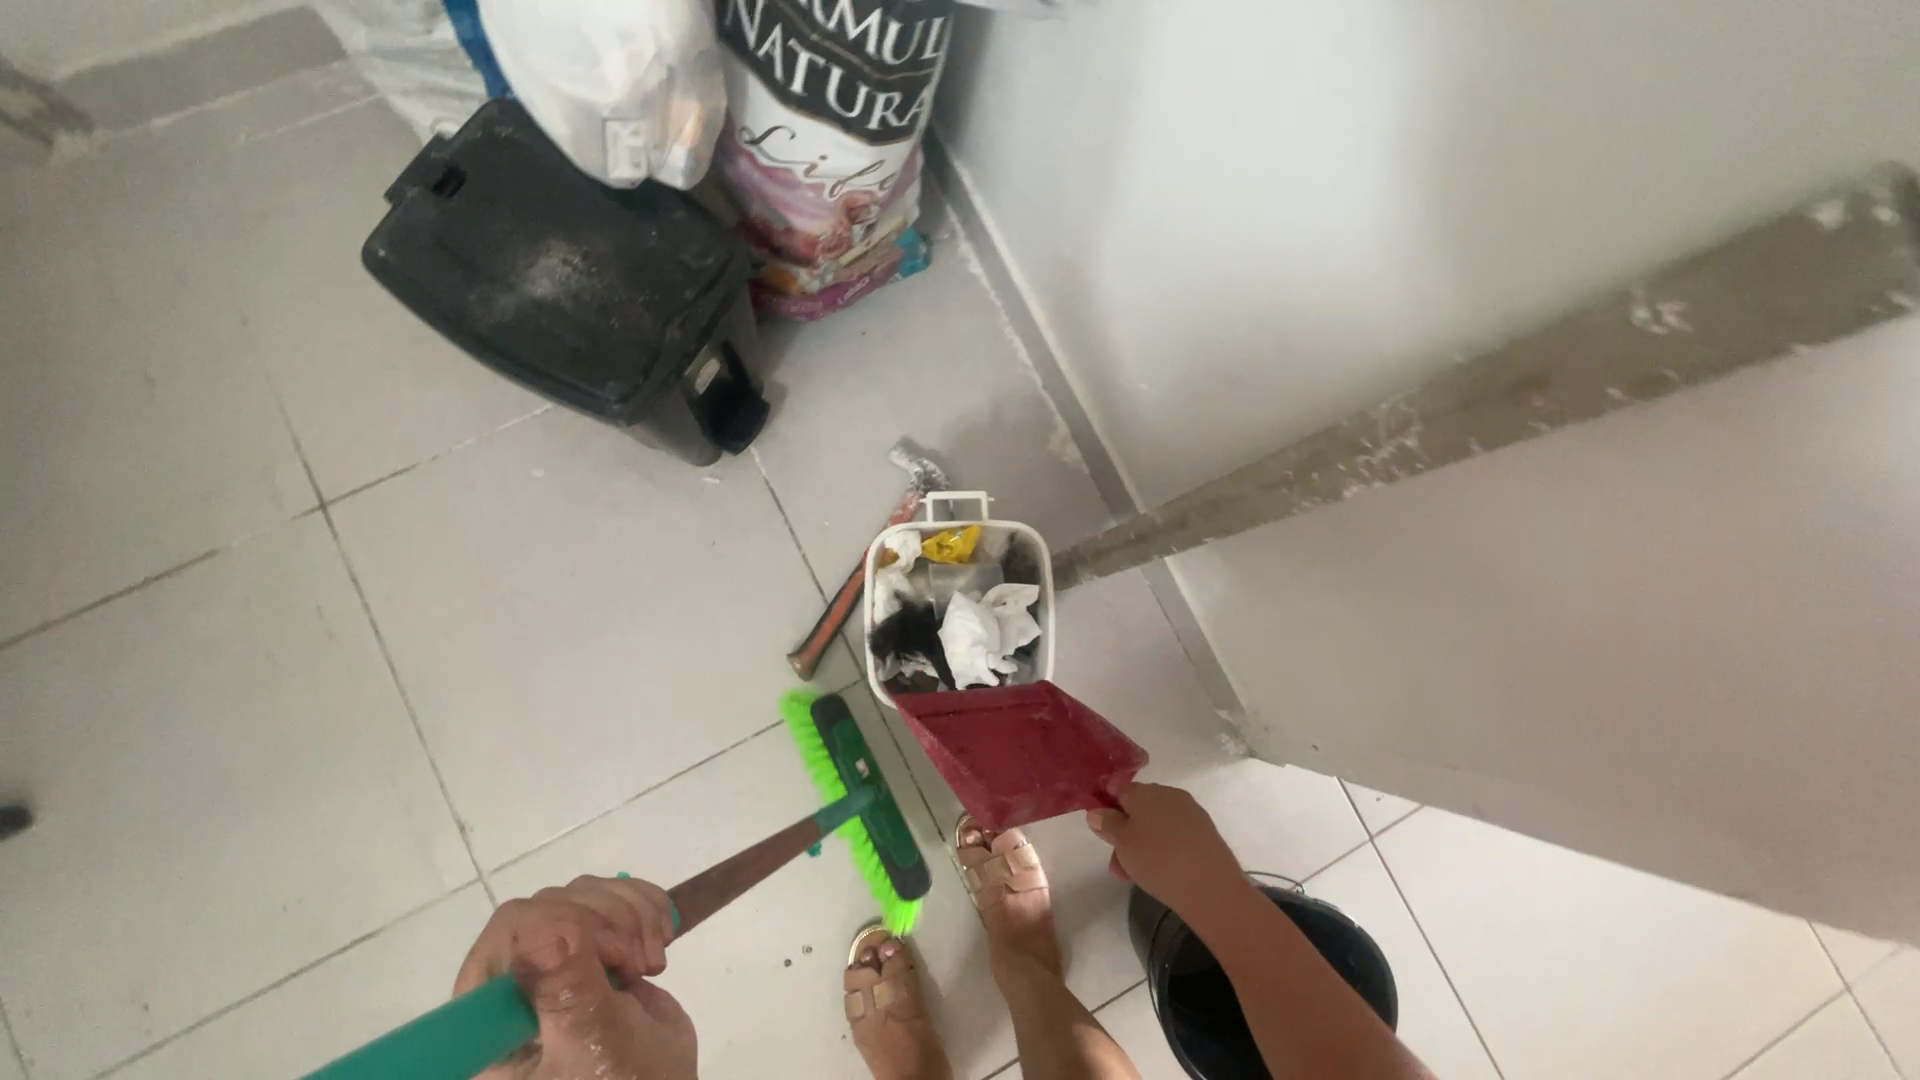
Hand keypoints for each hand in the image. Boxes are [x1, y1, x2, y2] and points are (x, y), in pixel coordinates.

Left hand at [455, 876, 696, 1079]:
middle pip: (552, 903)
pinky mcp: (594, 948)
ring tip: (652, 963)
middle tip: (640, 966)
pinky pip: (613, 895)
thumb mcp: (593, 1050)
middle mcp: (515, 983)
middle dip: (611, 922)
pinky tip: (662, 941)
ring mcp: (556, 962)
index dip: (565, 926)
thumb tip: (544, 922)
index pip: (509, 932)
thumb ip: (568, 992)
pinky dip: (648, 905)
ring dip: (634, 915)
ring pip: (584, 893)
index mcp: (492, 1016)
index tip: (615, 959)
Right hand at [1087, 783, 1252, 918]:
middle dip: (1124, 834)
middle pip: (1138, 809)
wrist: (1211, 887)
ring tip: (1137, 876)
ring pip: (1156, 825)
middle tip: (1118, 864)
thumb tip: (1096, 811)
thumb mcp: (1122, 843)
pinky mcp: (1205, 832)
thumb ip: (1107, 824)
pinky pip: (1175, 835)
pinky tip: (1163, 873)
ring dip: (1142, 845)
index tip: (1103, 832)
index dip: (1107, 808)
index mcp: (1144, 791)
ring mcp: (1190, 812)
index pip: (1118, 790)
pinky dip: (1164, 849)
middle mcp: (1168, 794)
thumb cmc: (1158, 860)